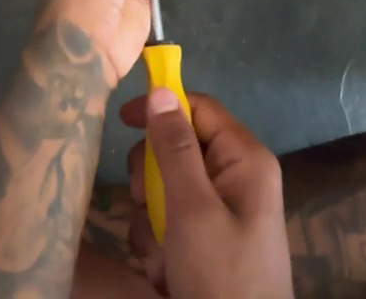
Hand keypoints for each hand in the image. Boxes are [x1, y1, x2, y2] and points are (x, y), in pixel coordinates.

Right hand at [123, 90, 292, 298]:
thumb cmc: (221, 275)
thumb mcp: (192, 209)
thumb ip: (174, 148)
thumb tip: (161, 90)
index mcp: (244, 159)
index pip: (199, 108)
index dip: (161, 107)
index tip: (122, 119)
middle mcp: (235, 177)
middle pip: (177, 147)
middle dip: (152, 177)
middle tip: (145, 202)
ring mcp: (221, 211)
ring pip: (166, 186)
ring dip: (152, 217)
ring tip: (162, 252)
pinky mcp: (207, 240)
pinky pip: (169, 220)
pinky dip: (159, 242)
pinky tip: (165, 270)